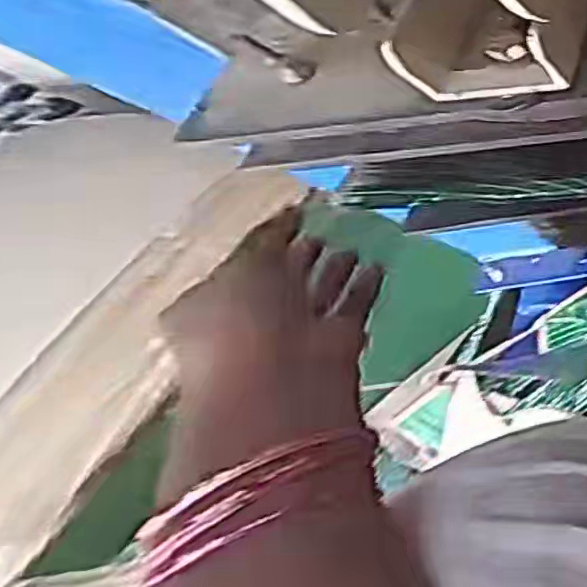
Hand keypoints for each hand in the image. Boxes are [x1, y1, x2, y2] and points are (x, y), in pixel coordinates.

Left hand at [160, 204, 383, 444]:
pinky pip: (353, 306)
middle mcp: (250, 321)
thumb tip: (289, 211)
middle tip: (323, 233)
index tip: (291, 222)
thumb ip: (269, 235)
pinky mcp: (336, 341)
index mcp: (210, 305)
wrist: (281, 375)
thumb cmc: (242, 320)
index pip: (239, 266)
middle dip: (302, 257)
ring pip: (318, 293)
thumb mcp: (245, 264)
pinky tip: (376, 267)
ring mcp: (294, 333)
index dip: (264, 244)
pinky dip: (364, 287)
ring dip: (336, 271)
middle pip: (280, 281)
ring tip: (353, 247)